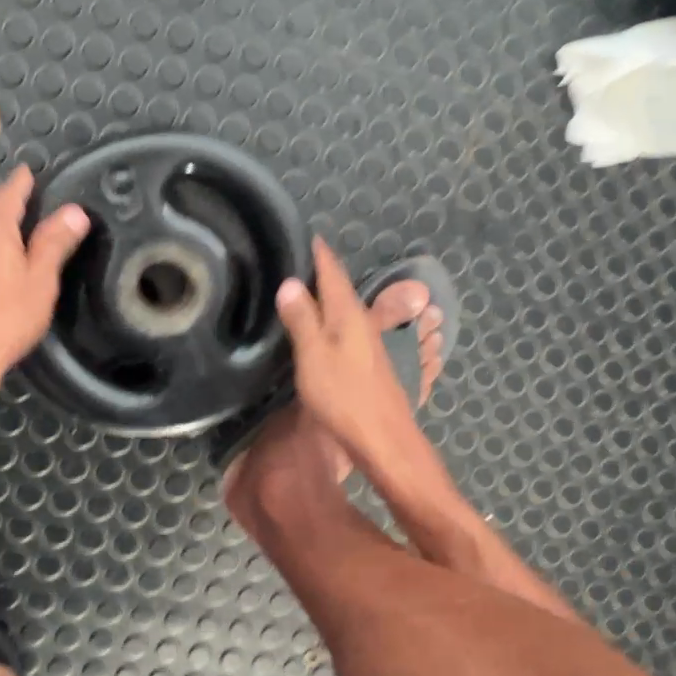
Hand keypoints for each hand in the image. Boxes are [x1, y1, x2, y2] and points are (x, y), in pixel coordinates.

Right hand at [275, 239, 418, 456]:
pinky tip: (324, 327)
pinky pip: (348, 328)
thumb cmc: (344, 397)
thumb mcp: (313, 356)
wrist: (384, 442)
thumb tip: (290, 281)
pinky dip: (333, 318)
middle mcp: (364, 323)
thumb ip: (302, 319)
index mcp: (348, 315)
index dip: (318, 253)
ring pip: (346, 309)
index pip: (332, 272)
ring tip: (304, 286)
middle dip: (321, 272)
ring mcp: (370, 345)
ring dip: (327, 296)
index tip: (302, 233)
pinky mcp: (370, 364)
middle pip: (340, 289)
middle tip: (295, 257)